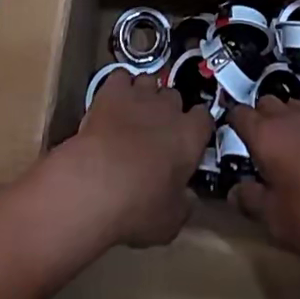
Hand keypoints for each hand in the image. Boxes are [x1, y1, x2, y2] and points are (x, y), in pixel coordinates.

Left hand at [57, 70, 213, 247]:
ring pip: (150, 81)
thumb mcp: (169, 221)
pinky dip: (119, 86)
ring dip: (145, 95)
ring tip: (134, 113)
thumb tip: (187, 199)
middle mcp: (169, 108)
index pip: (204, 118)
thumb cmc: (138, 207)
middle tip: (156, 132)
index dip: (196, 127)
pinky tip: (113, 100)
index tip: (188, 140)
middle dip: (168, 110)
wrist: (95, 182)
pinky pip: (121, 77)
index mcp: (190, 136)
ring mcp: (140, 95)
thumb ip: (183, 205)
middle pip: (175, 96)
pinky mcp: (112, 90)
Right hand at [226, 97, 299, 266]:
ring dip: (287, 121)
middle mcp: (290, 118)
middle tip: (261, 147)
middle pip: (267, 103)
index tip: (230, 133)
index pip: (239, 114)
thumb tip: (236, 191)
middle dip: (260, 118)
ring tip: (291, 149)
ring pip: (295, 107)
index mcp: (265, 135)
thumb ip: (251, 201)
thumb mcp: (274, 220)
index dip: (232, 121)